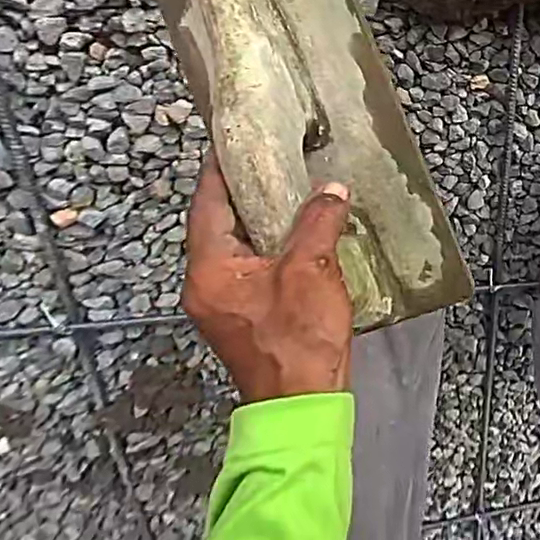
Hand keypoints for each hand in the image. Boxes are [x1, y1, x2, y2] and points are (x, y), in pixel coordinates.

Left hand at [181, 152, 353, 401]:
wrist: (303, 400)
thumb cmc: (297, 335)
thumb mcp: (310, 269)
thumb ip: (318, 222)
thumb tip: (332, 189)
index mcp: (211, 270)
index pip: (207, 207)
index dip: (218, 170)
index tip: (229, 139)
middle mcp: (208, 282)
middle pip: (220, 222)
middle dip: (243, 188)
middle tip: (268, 153)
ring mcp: (227, 298)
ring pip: (239, 241)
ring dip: (262, 213)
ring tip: (290, 181)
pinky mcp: (248, 308)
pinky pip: (255, 259)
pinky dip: (274, 237)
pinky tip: (303, 224)